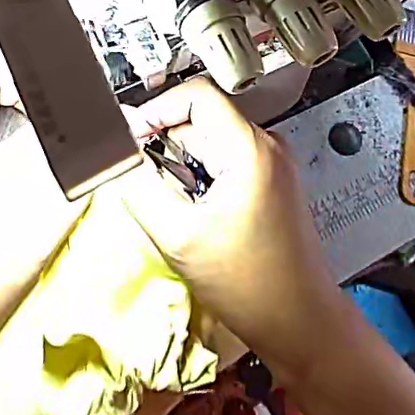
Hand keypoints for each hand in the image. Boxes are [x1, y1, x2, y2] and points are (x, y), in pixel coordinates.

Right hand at [120, 77, 348, 373]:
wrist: (298, 319)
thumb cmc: (250, 285)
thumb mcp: (179, 236)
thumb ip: (139, 187)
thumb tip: (116, 154)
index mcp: (250, 148)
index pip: (195, 95)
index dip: (155, 110)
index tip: (131, 137)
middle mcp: (266, 145)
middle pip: (200, 119)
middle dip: (165, 145)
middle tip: (145, 182)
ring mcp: (271, 162)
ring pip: (209, 141)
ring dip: (181, 165)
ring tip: (174, 206)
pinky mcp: (268, 179)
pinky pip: (223, 160)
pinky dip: (199, 178)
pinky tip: (195, 213)